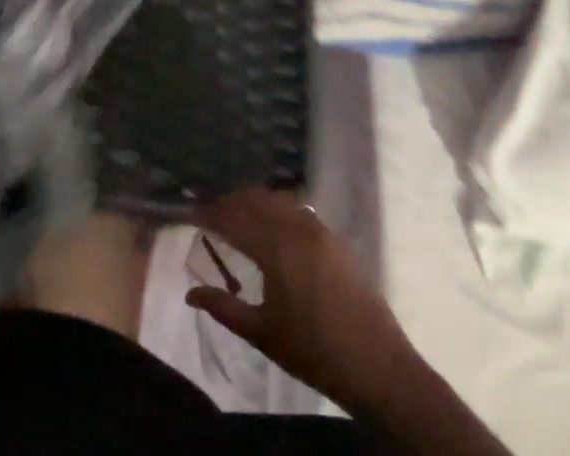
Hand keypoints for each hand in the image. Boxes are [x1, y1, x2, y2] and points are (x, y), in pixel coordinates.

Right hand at [187, 187, 423, 413]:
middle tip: (211, 213)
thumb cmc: (313, 352)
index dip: (209, 214)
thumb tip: (190, 293)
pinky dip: (280, 211)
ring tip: (239, 216)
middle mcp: (299, 232)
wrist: (379, 368)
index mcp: (276, 250)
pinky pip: (302, 213)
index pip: (233, 219)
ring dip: (256, 203)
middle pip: (257, 201)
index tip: (191, 215)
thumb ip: (223, 307)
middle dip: (231, 202)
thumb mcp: (260, 333)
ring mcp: (324, 235)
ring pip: (282, 202)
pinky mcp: (339, 244)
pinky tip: (275, 229)